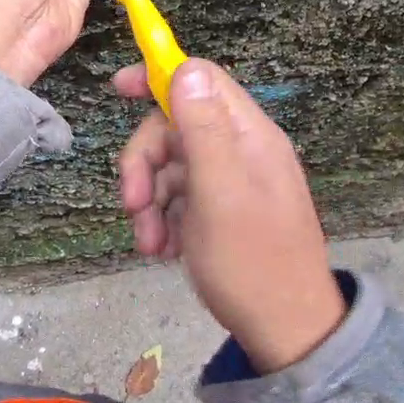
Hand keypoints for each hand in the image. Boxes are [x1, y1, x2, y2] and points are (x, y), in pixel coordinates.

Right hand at [115, 59, 345, 372]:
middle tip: (131, 202)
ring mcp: (228, 181)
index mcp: (248, 135)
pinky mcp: (217, 209)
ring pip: (167, 165)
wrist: (287, 335)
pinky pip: (175, 195)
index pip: (200, 78)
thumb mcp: (220, 192)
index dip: (157, 75)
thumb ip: (202, 128)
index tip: (117, 88)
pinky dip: (160, 217)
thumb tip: (184, 67)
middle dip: (144, 162)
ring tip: (147, 241)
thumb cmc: (253, 263)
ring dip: (147, 198)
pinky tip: (161, 248)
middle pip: (172, 127)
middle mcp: (239, 150)